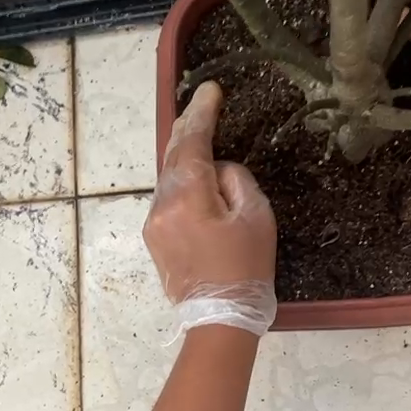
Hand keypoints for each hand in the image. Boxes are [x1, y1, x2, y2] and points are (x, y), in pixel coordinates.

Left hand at [146, 82, 275, 302]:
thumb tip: (217, 171)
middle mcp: (162, 206)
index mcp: (188, 197)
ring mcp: (153, 225)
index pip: (192, 143)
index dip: (202, 114)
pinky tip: (192, 177)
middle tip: (199, 104)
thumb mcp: (256, 217)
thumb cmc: (245, 269)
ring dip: (183, 157)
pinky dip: (179, 182)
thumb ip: (235, 180)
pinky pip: (167, 200)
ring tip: (196, 133)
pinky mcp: (154, 240)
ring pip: (168, 179)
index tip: (210, 91)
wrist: (219, 320)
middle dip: (186, 129)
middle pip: (172, 157)